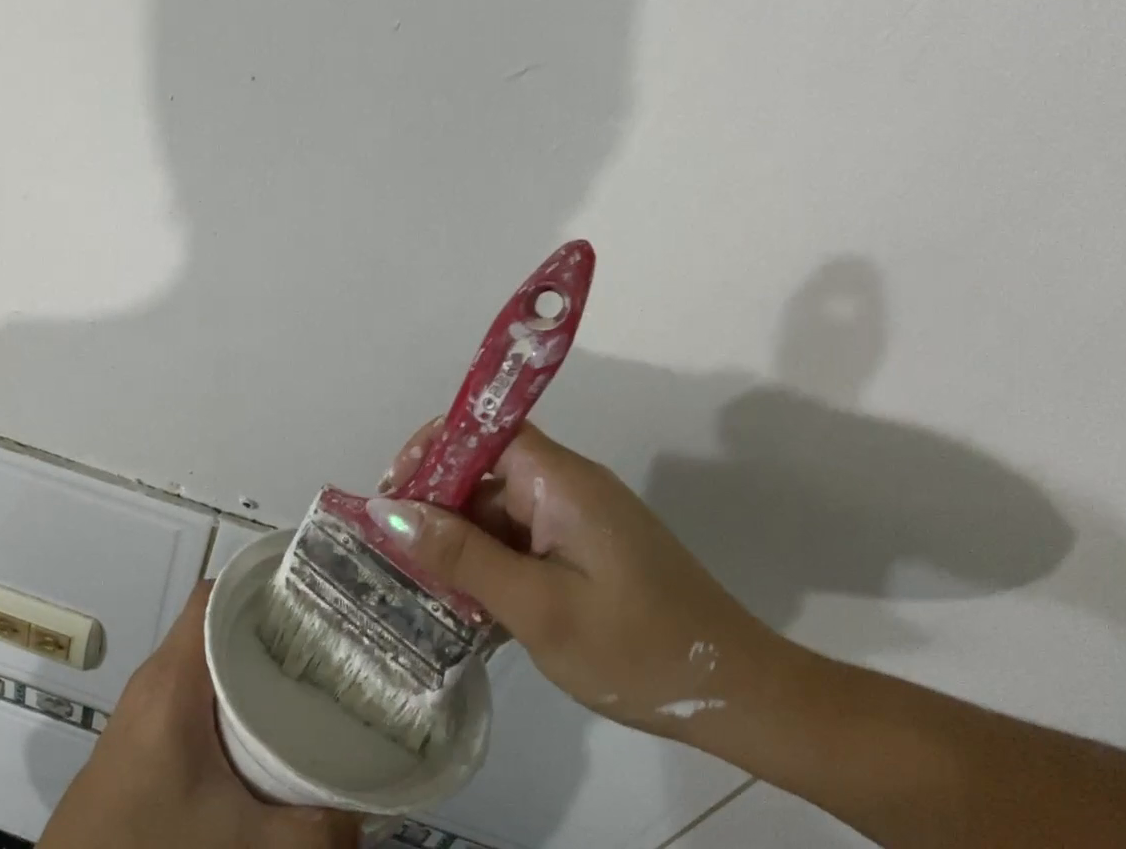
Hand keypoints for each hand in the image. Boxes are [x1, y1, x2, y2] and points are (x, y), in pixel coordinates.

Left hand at [37, 582, 360, 848]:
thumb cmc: (150, 841)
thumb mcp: (241, 841)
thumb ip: (312, 831)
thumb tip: (364, 816)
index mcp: (172, 680)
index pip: (211, 596)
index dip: (258, 585)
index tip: (308, 596)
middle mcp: (154, 680)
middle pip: (212, 624)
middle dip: (266, 626)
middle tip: (322, 639)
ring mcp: (144, 706)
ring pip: (202, 659)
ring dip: (245, 660)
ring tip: (301, 673)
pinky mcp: (141, 733)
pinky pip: (191, 689)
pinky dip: (226, 691)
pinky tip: (259, 720)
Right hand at [369, 421, 790, 741]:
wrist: (736, 696)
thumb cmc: (634, 648)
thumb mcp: (535, 607)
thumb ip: (461, 555)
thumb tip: (389, 512)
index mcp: (560, 481)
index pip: (483, 430)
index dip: (431, 450)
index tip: (392, 497)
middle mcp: (567, 486)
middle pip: (483, 470)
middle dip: (436, 505)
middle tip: (399, 555)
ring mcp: (576, 519)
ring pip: (496, 509)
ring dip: (460, 541)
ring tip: (428, 588)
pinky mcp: (582, 549)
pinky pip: (518, 539)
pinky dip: (488, 563)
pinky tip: (469, 605)